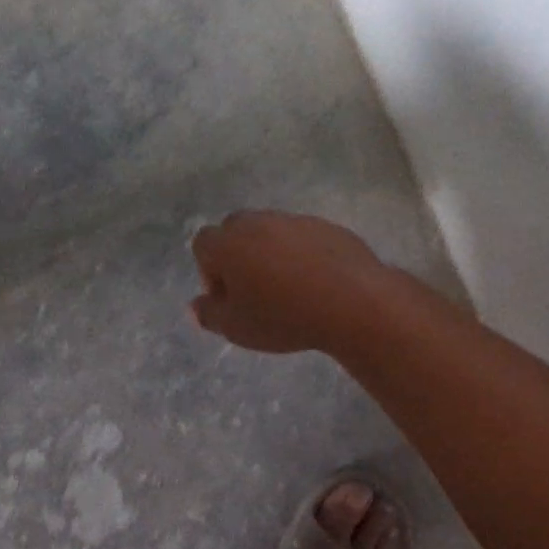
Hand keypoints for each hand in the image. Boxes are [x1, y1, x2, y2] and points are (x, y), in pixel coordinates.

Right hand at [189, 211, 399, 353]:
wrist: (352, 301)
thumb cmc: (283, 317)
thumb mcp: (237, 328)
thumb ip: (209, 315)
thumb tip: (196, 305)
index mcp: (229, 242)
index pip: (203, 244)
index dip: (209, 272)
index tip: (229, 299)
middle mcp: (259, 222)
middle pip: (236, 231)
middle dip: (239, 256)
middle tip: (255, 292)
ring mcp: (296, 220)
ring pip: (272, 232)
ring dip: (272, 254)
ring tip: (289, 290)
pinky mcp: (328, 227)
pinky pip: (305, 239)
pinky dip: (304, 256)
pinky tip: (318, 284)